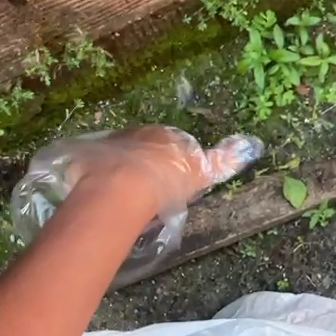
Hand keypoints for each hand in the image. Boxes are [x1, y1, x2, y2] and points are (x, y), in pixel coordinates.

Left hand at [56, 127, 261, 215]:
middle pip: (141, 150)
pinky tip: (99, 200)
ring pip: (116, 159)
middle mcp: (134, 133)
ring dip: (118, 174)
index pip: (169, 144)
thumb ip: (225, 159)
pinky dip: (94, 182)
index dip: (170, 164)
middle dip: (143, 167)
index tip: (170, 184)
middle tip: (146, 195)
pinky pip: (91, 170)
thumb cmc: (167, 179)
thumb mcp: (201, 171)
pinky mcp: (82, 159)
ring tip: (122, 201)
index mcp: (163, 135)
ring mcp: (106, 145)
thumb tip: (254, 144)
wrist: (124, 188)